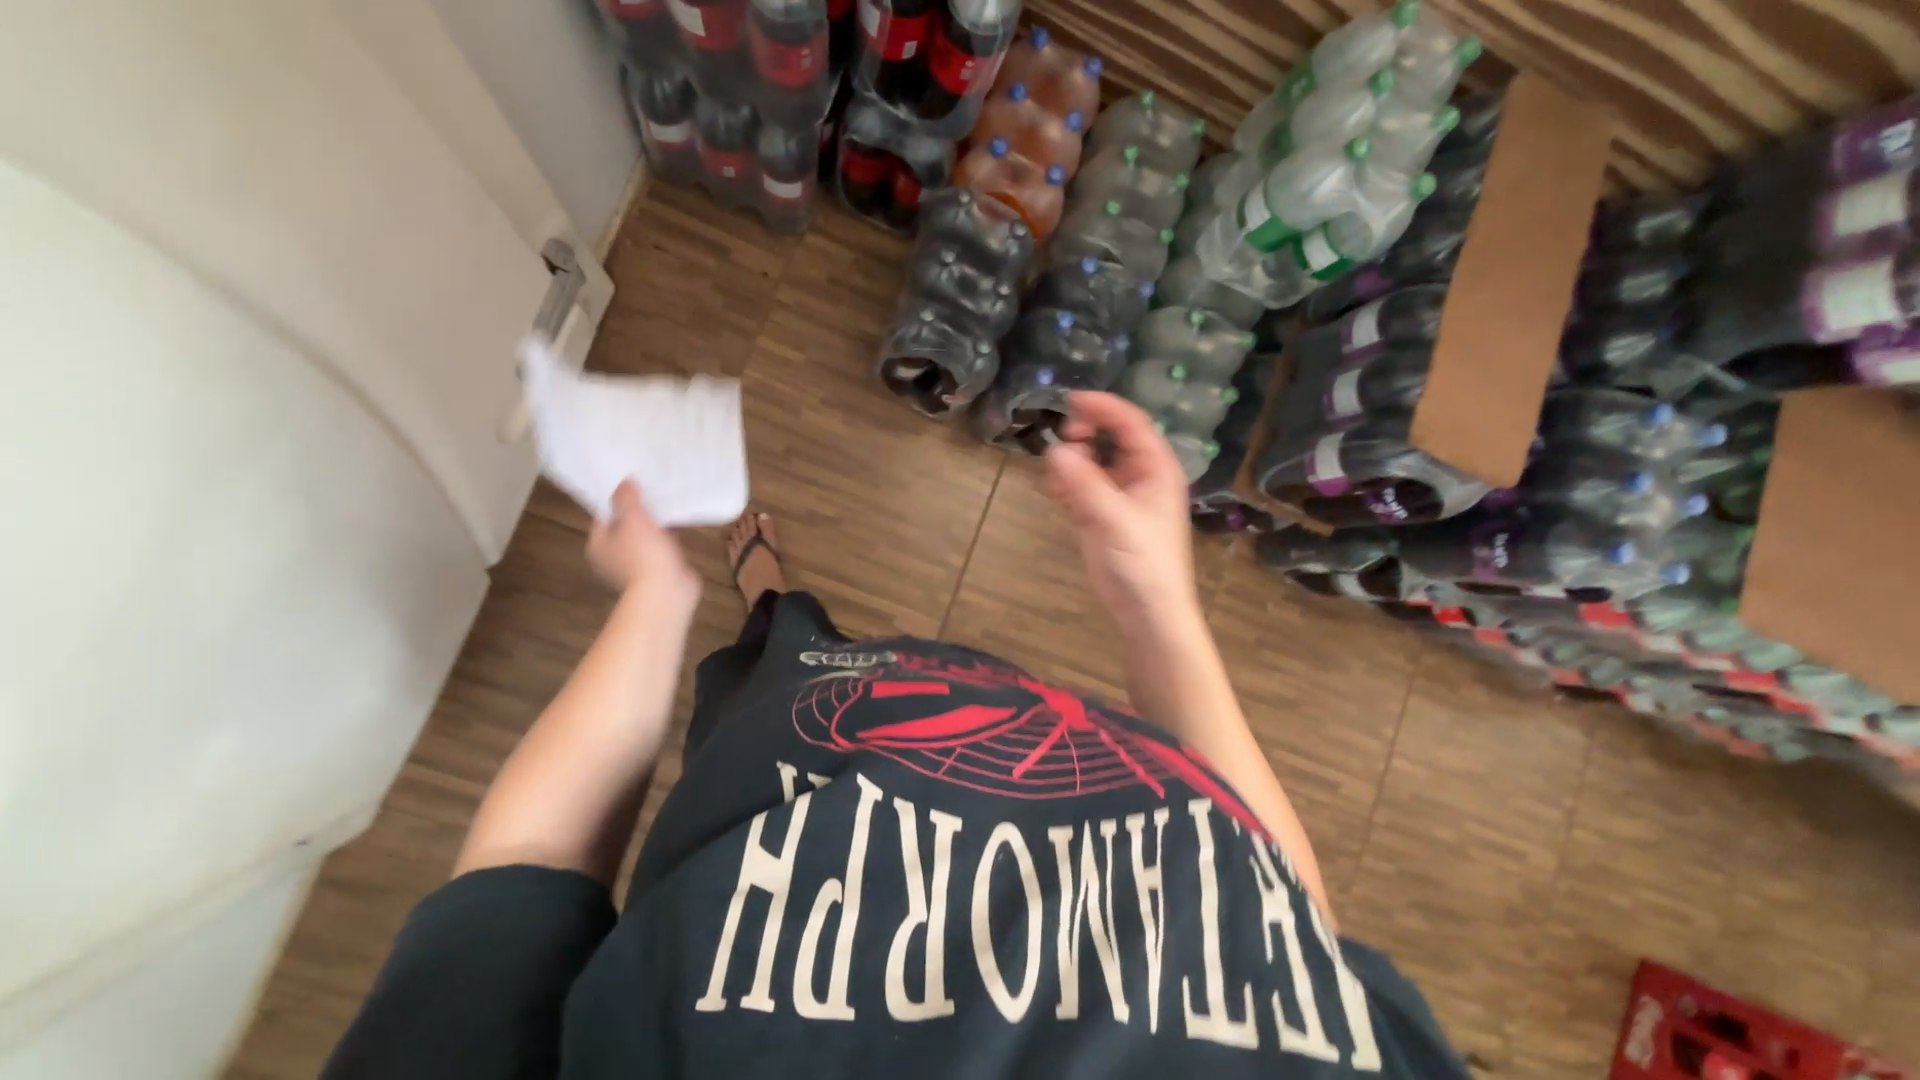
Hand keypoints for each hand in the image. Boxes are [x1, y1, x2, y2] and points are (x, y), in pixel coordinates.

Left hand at [587, 481, 699, 608]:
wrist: (667, 592)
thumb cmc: (643, 554)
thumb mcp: (631, 518)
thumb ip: (626, 498)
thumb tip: (625, 482)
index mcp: (598, 545)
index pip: (603, 515)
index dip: (617, 498)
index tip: (633, 482)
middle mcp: (614, 557)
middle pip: (625, 526)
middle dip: (640, 509)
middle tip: (653, 488)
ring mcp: (637, 566)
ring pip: (646, 536)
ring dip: (657, 522)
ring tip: (670, 499)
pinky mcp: (659, 571)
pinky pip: (663, 546)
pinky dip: (670, 535)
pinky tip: (682, 520)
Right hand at [1043, 392, 1201, 632]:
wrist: (1147, 612)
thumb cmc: (1144, 564)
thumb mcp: (1115, 520)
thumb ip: (1084, 484)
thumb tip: (1055, 450)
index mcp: (1155, 469)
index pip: (1130, 423)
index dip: (1103, 407)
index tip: (1071, 400)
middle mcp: (1138, 476)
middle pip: (1107, 437)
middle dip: (1083, 436)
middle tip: (1062, 446)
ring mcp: (1117, 495)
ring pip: (1089, 461)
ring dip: (1070, 463)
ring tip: (1058, 481)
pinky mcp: (1099, 515)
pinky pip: (1079, 486)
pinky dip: (1065, 484)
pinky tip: (1057, 496)